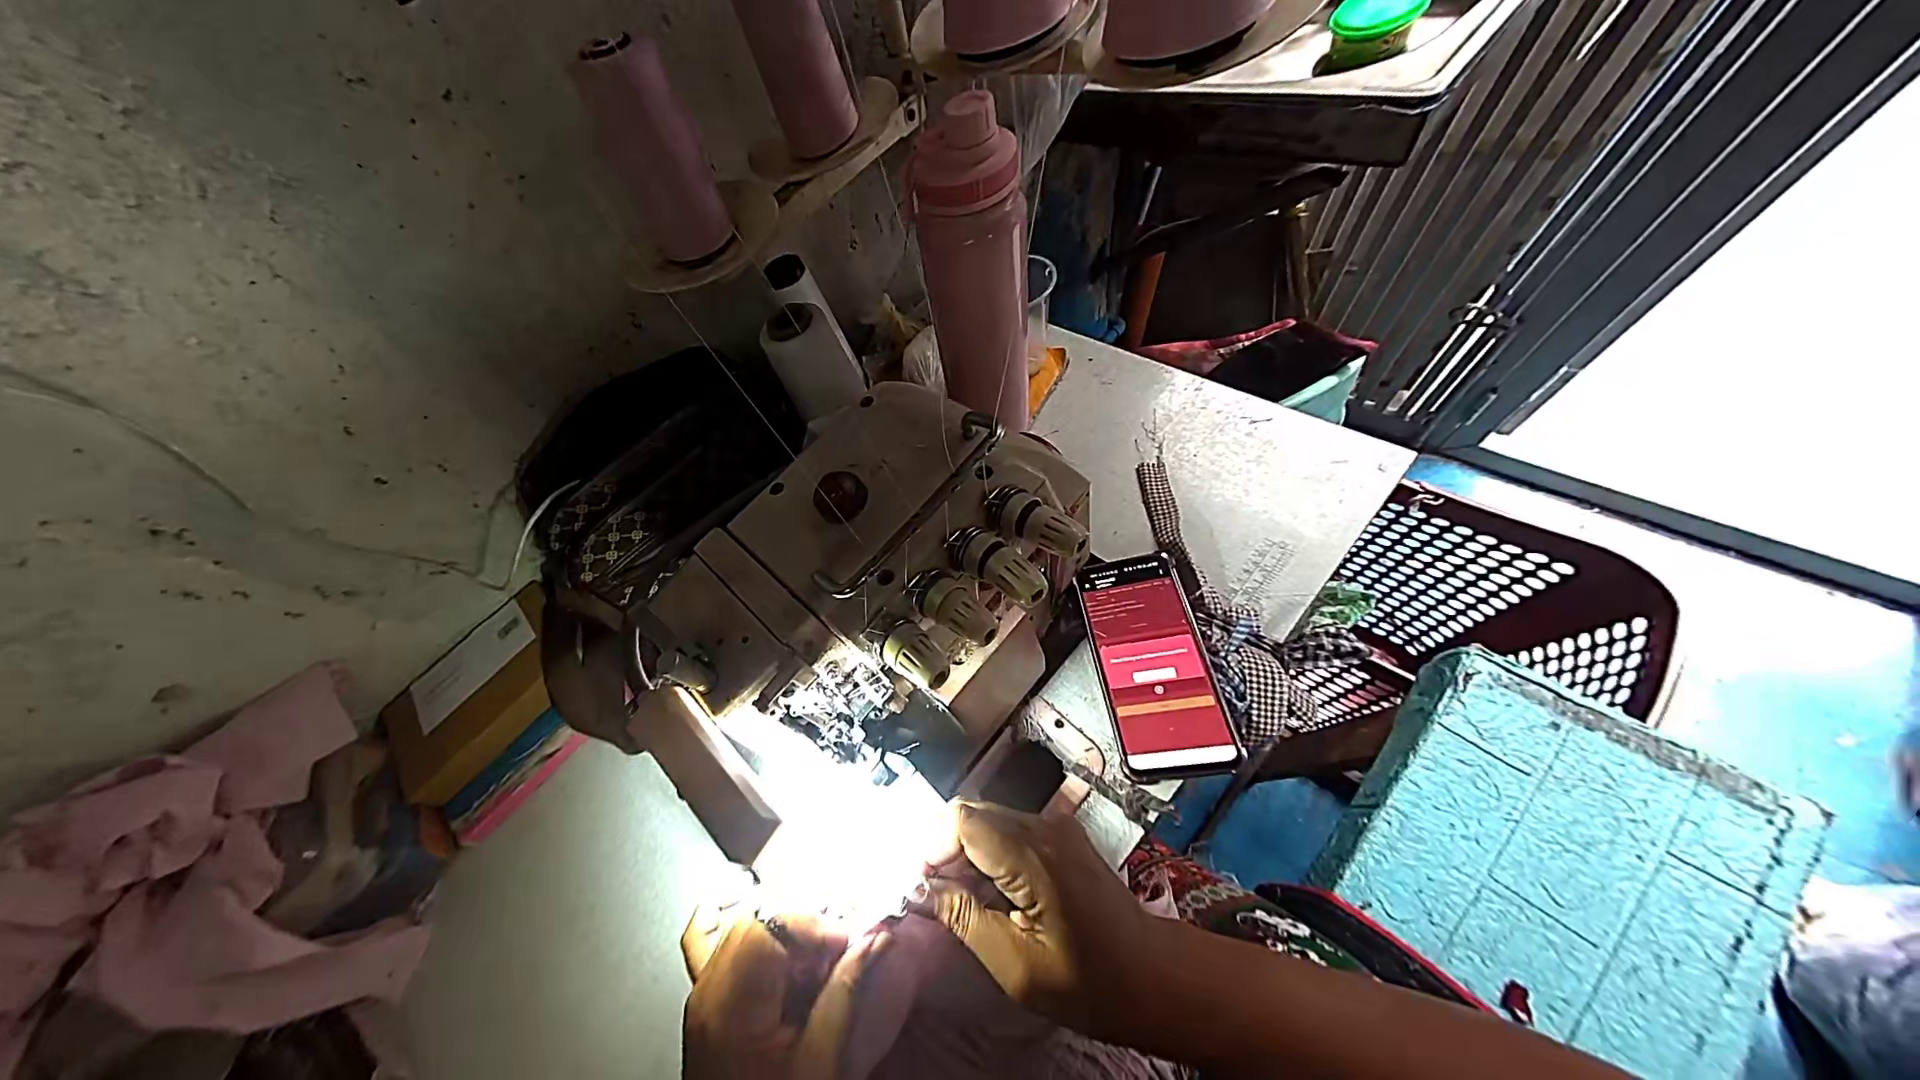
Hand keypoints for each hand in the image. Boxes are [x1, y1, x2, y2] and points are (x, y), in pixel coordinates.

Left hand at [681, 906, 884, 1079]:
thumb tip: (877, 938)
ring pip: (738, 920)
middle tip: (834, 954)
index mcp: (731, 1009)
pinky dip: (735, 920)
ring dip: (783, 926)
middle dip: (804, 925)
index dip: (814, 925)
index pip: (770, 927)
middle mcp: (707, 993)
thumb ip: (846, 992)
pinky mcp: (704, 995)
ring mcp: (700, 992)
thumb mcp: (822, 1061)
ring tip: (810, 959)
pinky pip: (705, 937)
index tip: (846, 944)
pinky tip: (763, 923)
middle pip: (757, 918)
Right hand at [921, 800, 1157, 1040]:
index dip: (934, 848)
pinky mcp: (1062, 833)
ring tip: (970, 901)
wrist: (1151, 974)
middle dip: (948, 851)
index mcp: (1033, 855)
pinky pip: (1011, 828)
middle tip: (942, 898)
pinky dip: (992, 852)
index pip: (961, 819)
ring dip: (969, 853)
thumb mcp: (1014, 963)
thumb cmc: (1087, 981)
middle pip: (973, 813)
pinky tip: (997, 892)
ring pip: (990, 819)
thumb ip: (962, 917)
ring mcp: (1057, 826)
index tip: (926, 887)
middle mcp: (1045, 827)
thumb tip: (921, 890)